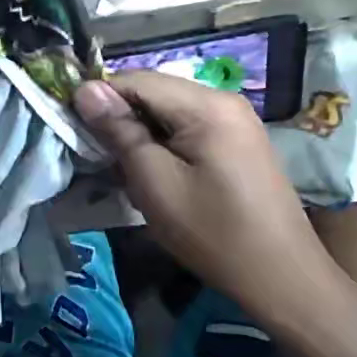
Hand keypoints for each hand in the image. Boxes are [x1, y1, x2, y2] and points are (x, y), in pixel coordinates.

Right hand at [74, 71, 329, 315]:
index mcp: (206, 104)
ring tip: (125, 168)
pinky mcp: (241, 140)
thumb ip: (120, 131)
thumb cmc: (213, 233)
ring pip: (171, 110)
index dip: (100, 97)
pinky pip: (190, 126)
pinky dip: (165, 142)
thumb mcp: (155, 183)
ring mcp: (237, 119)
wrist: (282, 277)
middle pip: (155, 91)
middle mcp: (224, 99)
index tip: (73, 126)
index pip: (137, 79)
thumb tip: (86, 89)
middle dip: (121, 116)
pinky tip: (157, 172)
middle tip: (99, 155)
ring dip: (142, 132)